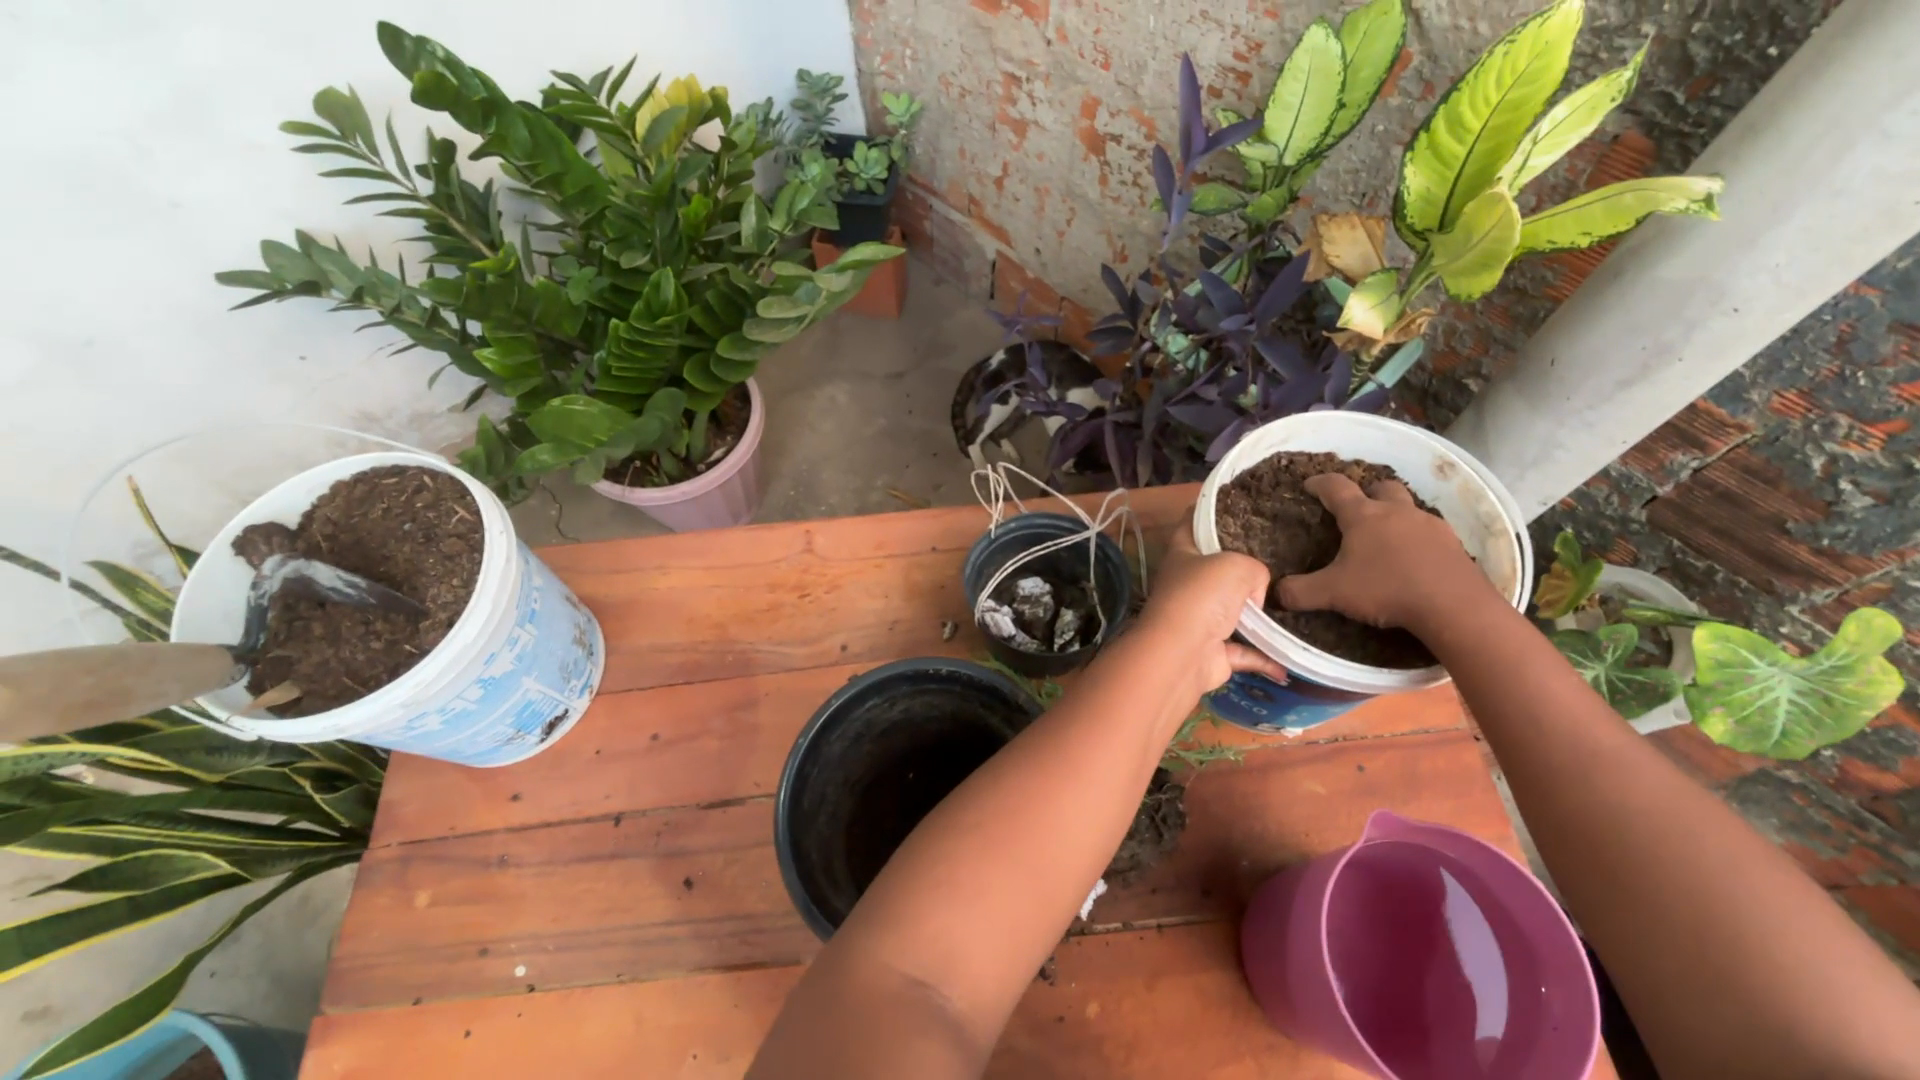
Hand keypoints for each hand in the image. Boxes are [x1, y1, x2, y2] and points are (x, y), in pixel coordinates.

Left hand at [1140, 520, 1288, 693]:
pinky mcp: (1213, 652)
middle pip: (1218, 570)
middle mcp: (1188, 586)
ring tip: (1291, 605)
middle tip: (1281, 557)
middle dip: (1244, 567)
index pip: (1192, 524)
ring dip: (1257, 616)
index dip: (1209, 511)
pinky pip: (1245, 652)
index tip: (1238, 503)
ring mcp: (1199, 620)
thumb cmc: (1202, 596)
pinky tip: (1290, 659)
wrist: (1183, 653)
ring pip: (1233, 613)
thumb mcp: (1236, 564)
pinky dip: (1266, 657)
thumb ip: (1255, 569)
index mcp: (1183, 555)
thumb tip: (1255, 596)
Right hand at [1274, 474, 1498, 635]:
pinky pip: (1429, 532)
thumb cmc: (1386, 588)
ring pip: (1408, 508)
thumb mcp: (1333, 593)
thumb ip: (1300, 591)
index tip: (1309, 484)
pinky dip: (1416, 539)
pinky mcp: (1452, 544)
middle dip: (1367, 491)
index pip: (1336, 488)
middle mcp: (1397, 512)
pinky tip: (1412, 559)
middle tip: (1356, 508)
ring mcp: (1429, 525)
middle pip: (1381, 487)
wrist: (1453, 605)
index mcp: (1363, 516)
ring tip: (1384, 537)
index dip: (1320, 483)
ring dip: (1395, 515)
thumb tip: (1274, 592)